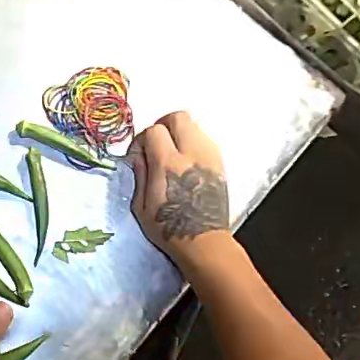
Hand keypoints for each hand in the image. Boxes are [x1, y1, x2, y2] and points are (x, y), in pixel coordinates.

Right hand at [128, 112, 231, 271]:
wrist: (203, 241)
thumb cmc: (169, 229)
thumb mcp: (141, 206)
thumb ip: (140, 174)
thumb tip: (139, 155)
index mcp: (169, 164)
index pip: (155, 130)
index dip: (143, 139)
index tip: (140, 154)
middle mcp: (192, 154)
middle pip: (178, 117)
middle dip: (163, 125)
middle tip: (156, 142)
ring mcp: (210, 157)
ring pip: (195, 126)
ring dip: (180, 134)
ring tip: (172, 154)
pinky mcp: (220, 165)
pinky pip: (205, 141)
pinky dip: (193, 144)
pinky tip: (186, 164)